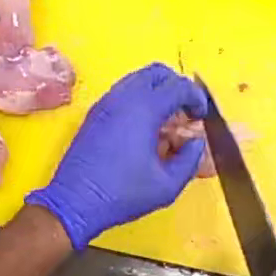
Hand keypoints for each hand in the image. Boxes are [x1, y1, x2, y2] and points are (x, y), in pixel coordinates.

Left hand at [25, 63, 207, 248]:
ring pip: (136, 81)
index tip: (200, 116)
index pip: (178, 86)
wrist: (75, 203)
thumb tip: (195, 144)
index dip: (196, 98)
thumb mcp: (167, 186)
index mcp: (144, 108)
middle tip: (184, 112)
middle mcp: (123, 97)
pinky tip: (142, 131)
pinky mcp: (93, 116)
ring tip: (164, 123)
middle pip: (157, 73)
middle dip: (176, 88)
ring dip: (155, 94)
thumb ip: (189, 161)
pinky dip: (137, 102)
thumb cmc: (122, 195)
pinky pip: (121, 95)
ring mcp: (105, 104)